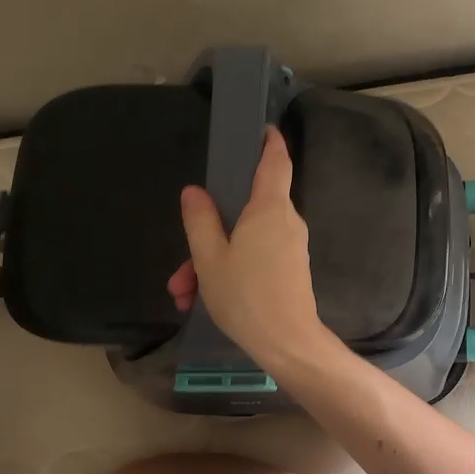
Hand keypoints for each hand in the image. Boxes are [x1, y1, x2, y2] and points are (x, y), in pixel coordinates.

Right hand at [171, 127, 334, 368]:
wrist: (288, 344)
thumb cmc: (247, 296)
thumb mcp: (209, 258)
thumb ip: (200, 221)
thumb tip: (195, 192)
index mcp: (270, 208)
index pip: (276, 161)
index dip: (269, 142)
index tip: (262, 130)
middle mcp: (286, 222)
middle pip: (246, 210)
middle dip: (208, 232)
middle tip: (183, 265)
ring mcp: (291, 247)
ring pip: (244, 241)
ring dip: (211, 262)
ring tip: (184, 292)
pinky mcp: (290, 269)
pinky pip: (255, 259)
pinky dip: (228, 273)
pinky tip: (200, 300)